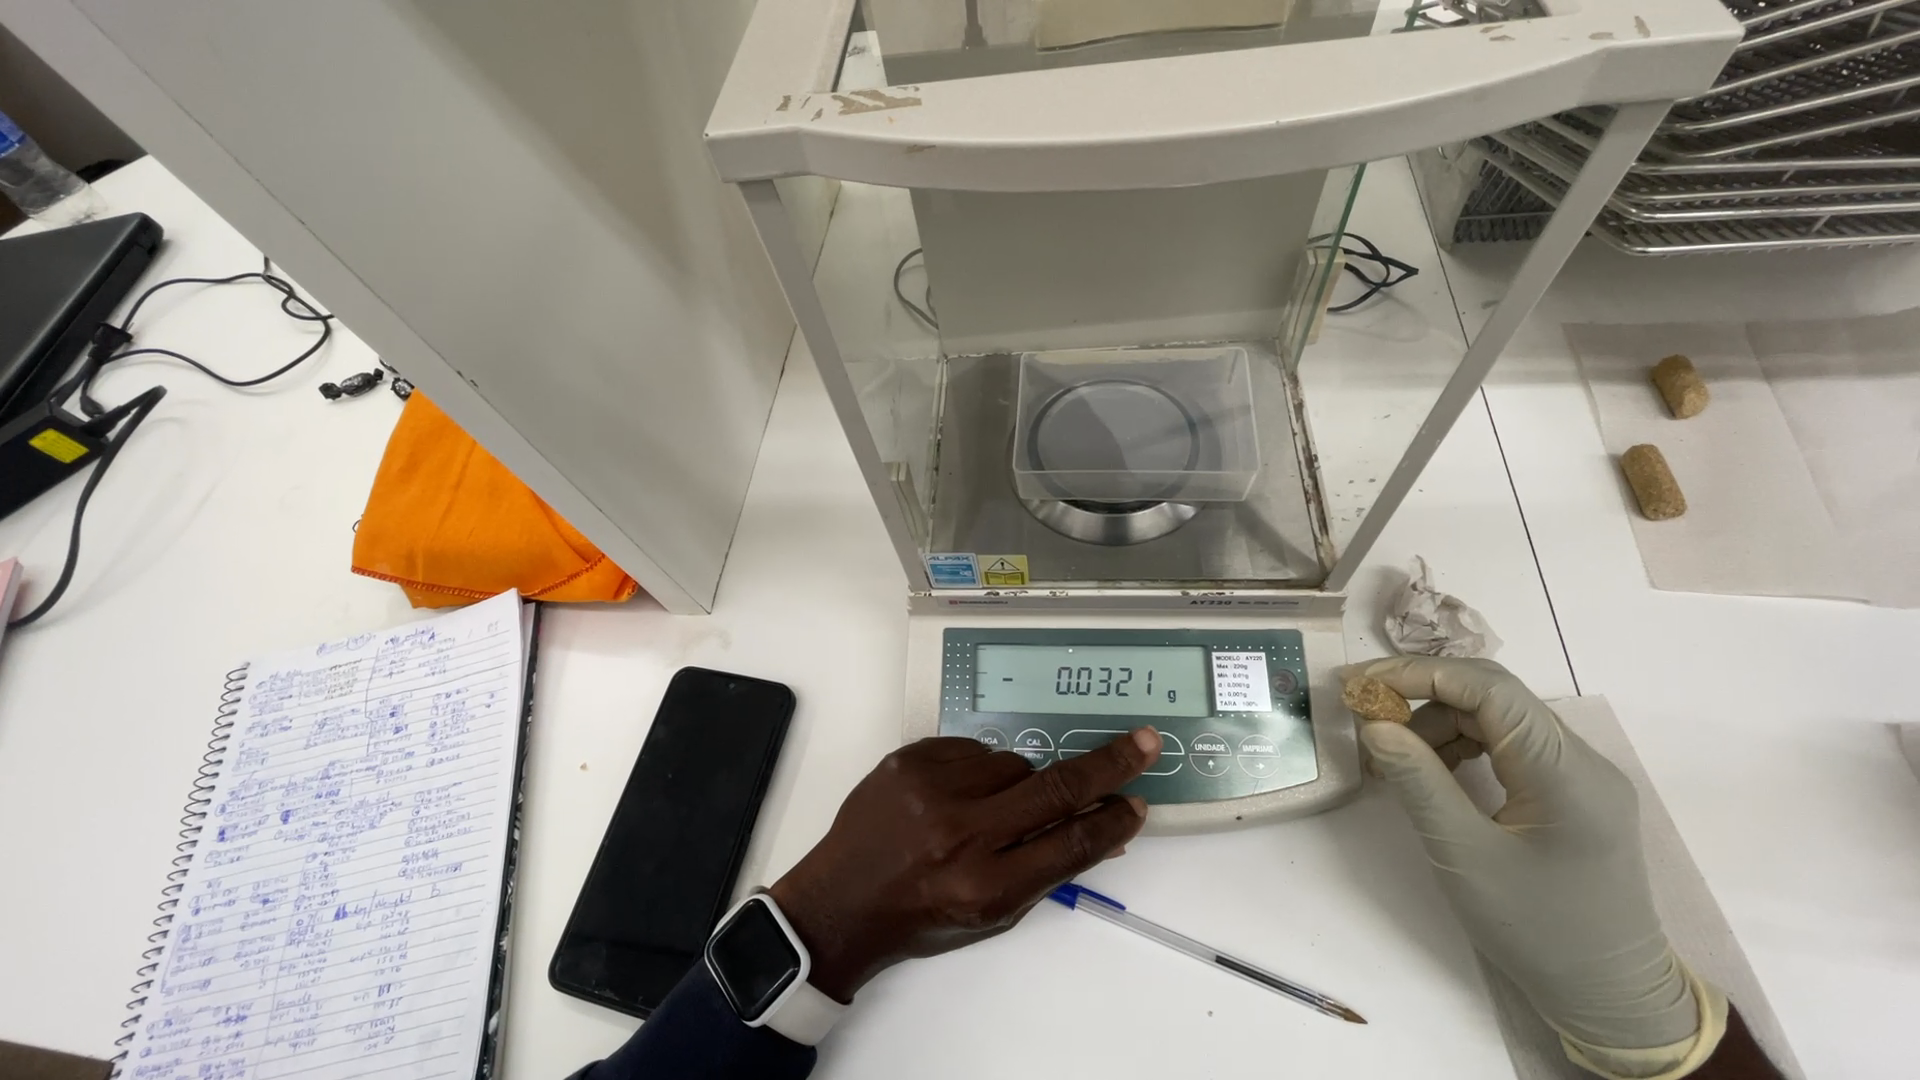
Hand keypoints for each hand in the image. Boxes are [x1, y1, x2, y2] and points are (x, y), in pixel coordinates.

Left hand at [769, 729, 1160, 1002]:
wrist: (841, 899)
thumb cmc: (922, 914)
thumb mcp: (990, 912)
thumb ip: (1046, 867)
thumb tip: (1102, 828)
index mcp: (984, 885)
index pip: (1069, 845)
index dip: (1111, 823)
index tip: (1137, 803)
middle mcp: (959, 834)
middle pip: (1054, 789)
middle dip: (1107, 765)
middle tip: (1142, 742)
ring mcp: (930, 790)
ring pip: (1011, 762)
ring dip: (1017, 780)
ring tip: (985, 808)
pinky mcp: (908, 759)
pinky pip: (971, 749)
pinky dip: (977, 767)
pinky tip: (956, 793)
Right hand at [1351, 658, 1728, 1079]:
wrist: (1608, 996)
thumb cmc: (1535, 927)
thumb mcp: (1462, 853)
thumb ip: (1417, 780)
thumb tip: (1374, 724)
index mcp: (1565, 770)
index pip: (1489, 688)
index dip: (1418, 675)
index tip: (1360, 685)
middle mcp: (1580, 759)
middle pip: (1492, 696)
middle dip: (1421, 695)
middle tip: (1364, 712)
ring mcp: (1578, 775)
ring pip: (1495, 718)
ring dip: (1437, 725)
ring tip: (1393, 759)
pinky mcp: (1568, 793)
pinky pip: (1507, 746)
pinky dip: (1460, 747)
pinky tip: (1430, 774)